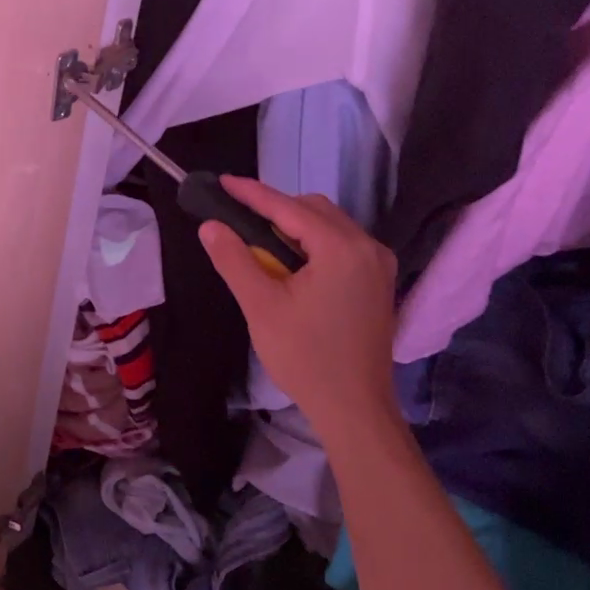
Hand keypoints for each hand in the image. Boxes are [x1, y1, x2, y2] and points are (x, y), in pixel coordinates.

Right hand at [199, 176, 400, 435]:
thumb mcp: (261, 306)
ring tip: (259, 244)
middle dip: (275, 209)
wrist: (353, 406)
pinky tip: (291, 264)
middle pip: (314, 210)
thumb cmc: (304, 356)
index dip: (252, 194)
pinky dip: (313, 245)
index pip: (288, 208)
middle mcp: (368, 247)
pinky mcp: (378, 283)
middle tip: (237, 220)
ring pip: (330, 227)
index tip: (222, 182)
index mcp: (341, 248)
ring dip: (294, 228)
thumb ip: (235, 260)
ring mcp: (378, 265)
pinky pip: (342, 246)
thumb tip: (211, 226)